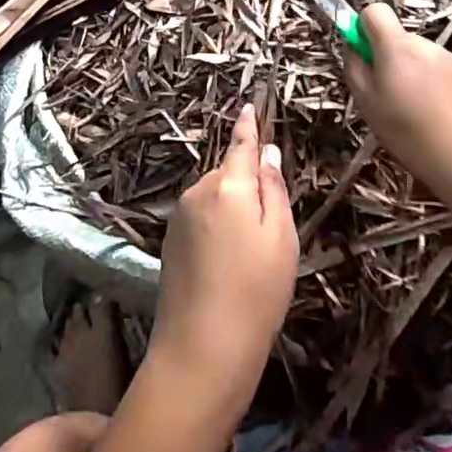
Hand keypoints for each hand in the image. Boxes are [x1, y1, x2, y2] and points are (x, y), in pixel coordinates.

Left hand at [152, 104, 297, 386]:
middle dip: (245, 177)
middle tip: (270, 211)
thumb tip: (267, 154)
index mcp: (228, 186)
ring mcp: (179, 216)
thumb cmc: (256, 290)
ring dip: (231, 203)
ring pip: (213, 194)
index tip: (248, 107)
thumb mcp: (280, 237)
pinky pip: (200, 215)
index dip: (248, 126)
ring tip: (252, 242)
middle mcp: (197, 192)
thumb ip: (273, 190)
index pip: (241, 145)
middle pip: (227, 171)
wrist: (203, 344)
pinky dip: (216, 221)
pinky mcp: (171, 239)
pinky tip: (227, 254)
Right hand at [343, 4, 451, 208]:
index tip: (364, 57)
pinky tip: (447, 124)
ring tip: (421, 118)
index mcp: (398, 49)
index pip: (375, 12)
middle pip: (402, 42)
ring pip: (427, 62)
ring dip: (419, 79)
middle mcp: (429, 47)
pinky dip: (443, 92)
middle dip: (393, 63)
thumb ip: (355, 70)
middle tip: (391, 100)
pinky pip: (451, 77)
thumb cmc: (412, 136)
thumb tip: (354, 50)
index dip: (364, 29)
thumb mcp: (368, 106)